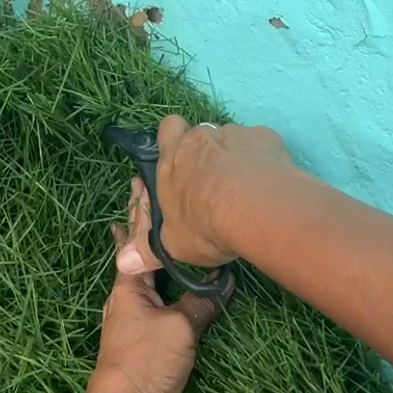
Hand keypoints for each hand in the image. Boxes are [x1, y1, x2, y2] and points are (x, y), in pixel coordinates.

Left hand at [86, 180, 222, 392]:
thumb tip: (225, 281)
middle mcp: (126, 292)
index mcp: (129, 282)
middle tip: (145, 193)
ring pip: (144, 273)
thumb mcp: (180, 328)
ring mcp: (131, 314)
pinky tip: (169, 285)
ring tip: (158, 230)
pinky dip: (161, 282)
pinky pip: (153, 297)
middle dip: (142, 224)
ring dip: (151, 251)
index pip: (137, 236)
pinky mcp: (141, 336)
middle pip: (136, 250)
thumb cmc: (146, 360)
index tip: (139, 180)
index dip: (140, 209)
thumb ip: (202, 303)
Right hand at [117, 115, 299, 275]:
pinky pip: (263, 145)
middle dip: (207, 152)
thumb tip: (123, 263)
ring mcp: (235, 133)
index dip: (173, 138)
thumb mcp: (174, 244)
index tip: (180, 159)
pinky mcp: (267, 137)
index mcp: (174, 155)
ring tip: (246, 188)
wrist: (258, 211)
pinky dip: (264, 160)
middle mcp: (202, 137)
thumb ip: (149, 249)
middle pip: (201, 135)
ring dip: (236, 158)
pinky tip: (269, 182)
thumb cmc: (205, 225)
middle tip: (214, 182)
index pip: (167, 128)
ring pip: (233, 140)